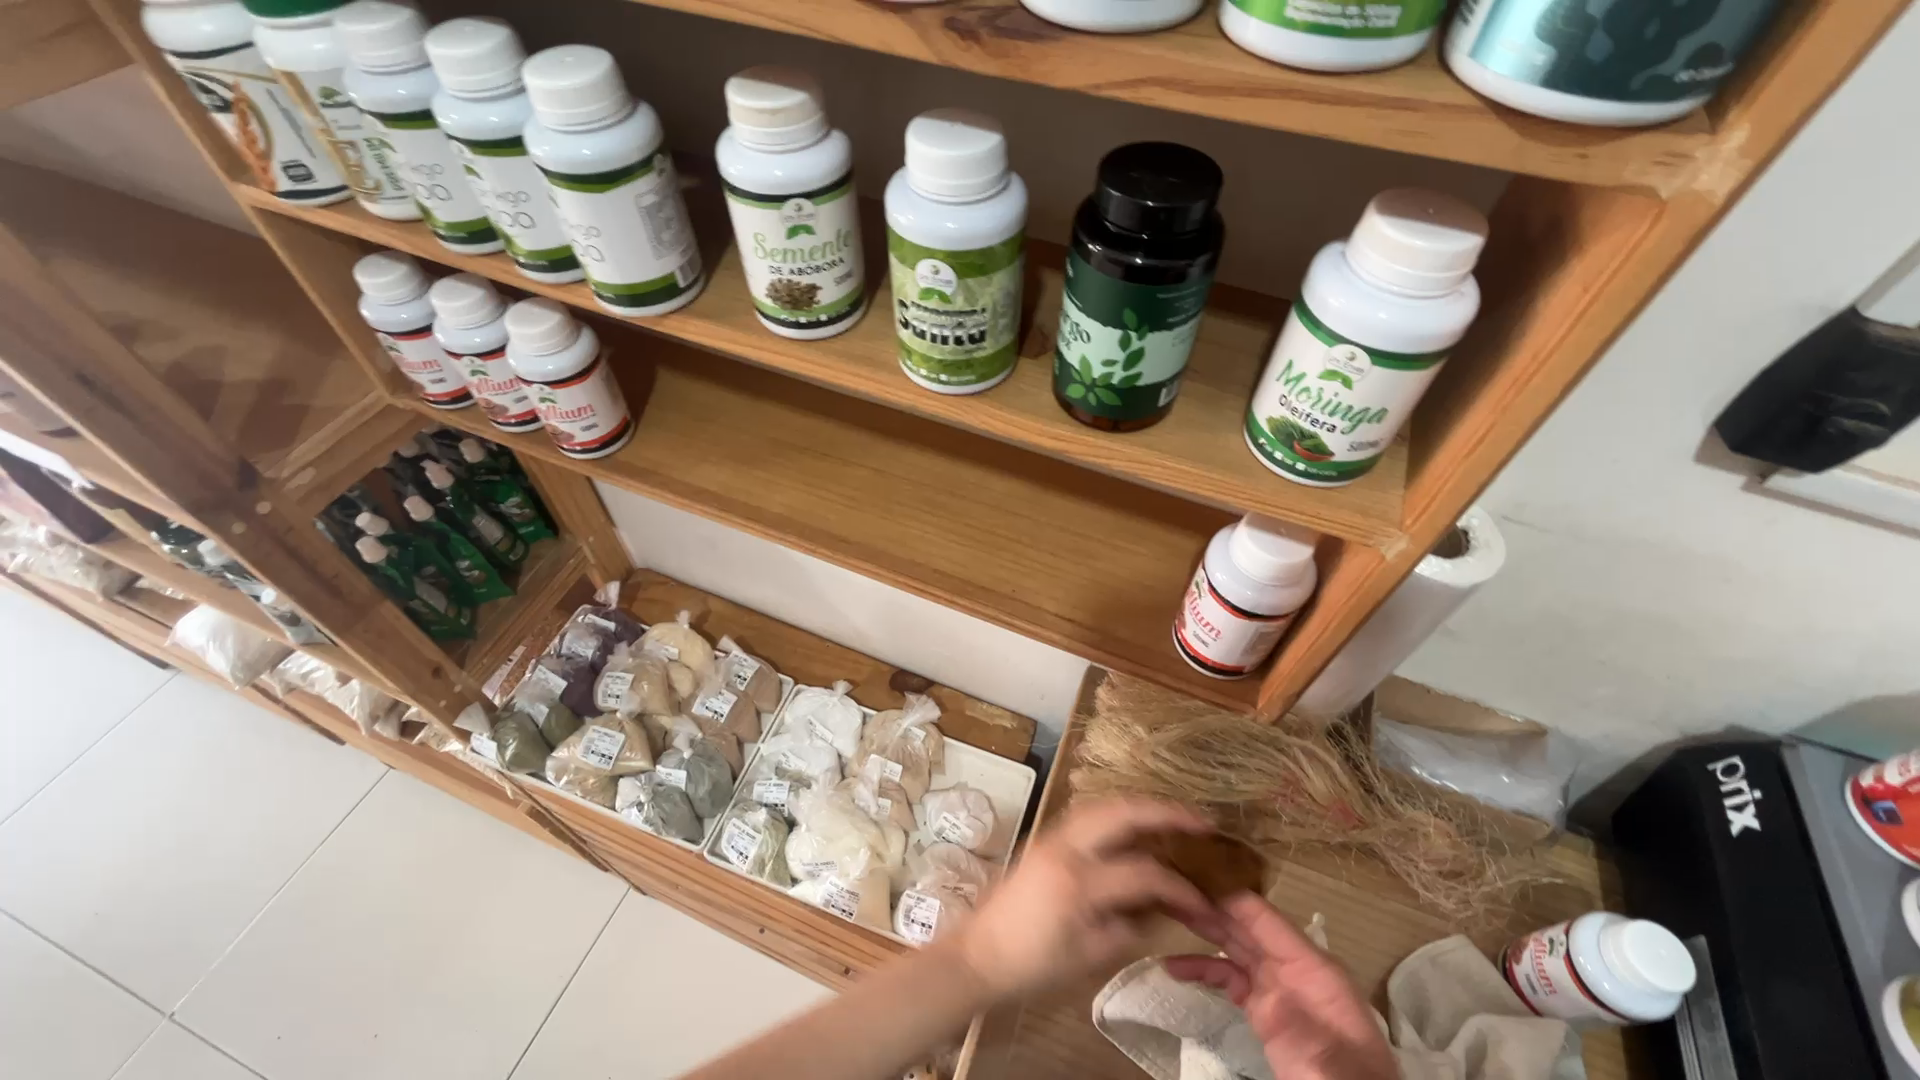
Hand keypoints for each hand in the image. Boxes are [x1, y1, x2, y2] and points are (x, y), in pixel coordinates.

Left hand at [955, 798, 1215, 998]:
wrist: (977, 955)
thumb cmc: (1031, 965)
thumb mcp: (1088, 957)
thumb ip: (1129, 928)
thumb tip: (1161, 910)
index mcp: (1078, 881)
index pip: (1143, 872)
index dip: (1179, 887)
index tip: (1203, 900)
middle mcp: (1065, 847)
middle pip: (1122, 811)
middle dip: (1165, 811)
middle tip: (1199, 821)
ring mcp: (1050, 836)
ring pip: (1102, 804)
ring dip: (1140, 806)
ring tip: (1171, 816)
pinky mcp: (1043, 839)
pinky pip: (1086, 813)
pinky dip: (1116, 813)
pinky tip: (1132, 826)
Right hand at [1166, 893, 1395, 1079]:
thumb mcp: (1333, 1061)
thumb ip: (1305, 1029)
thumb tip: (1270, 1001)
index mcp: (1312, 967)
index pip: (1265, 919)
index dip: (1229, 896)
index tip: (1191, 876)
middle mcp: (1291, 967)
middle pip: (1244, 925)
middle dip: (1207, 905)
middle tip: (1166, 886)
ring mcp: (1276, 988)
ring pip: (1233, 945)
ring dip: (1201, 929)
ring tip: (1163, 912)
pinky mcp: (1262, 1009)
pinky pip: (1228, 978)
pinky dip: (1202, 969)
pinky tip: (1173, 968)